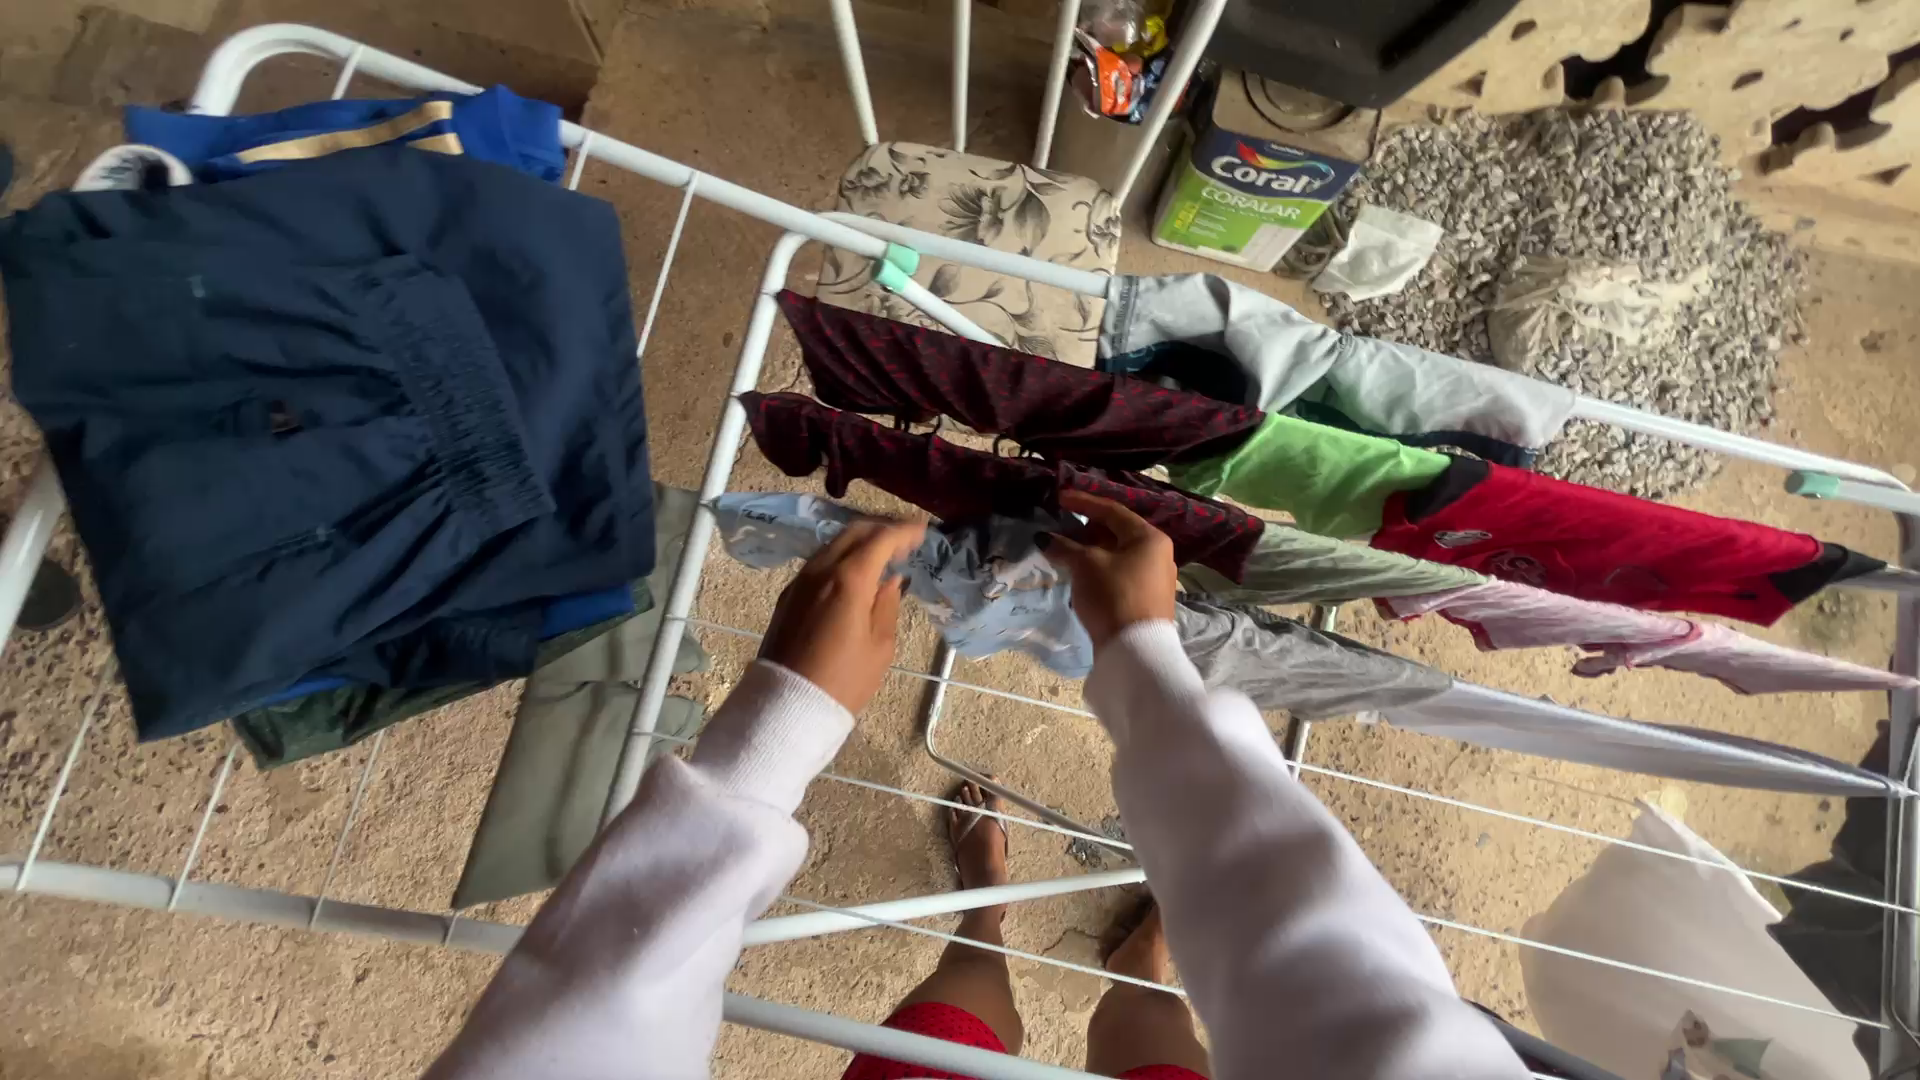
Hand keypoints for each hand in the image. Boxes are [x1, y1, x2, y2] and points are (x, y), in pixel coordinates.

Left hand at [760, 518, 925, 712]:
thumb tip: (890, 580)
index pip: (881, 539)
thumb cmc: (844, 680)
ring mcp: (801, 580)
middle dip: (882, 528)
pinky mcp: (789, 595)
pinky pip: (820, 561)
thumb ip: (887, 604)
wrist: (788, 705)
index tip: (922, 531)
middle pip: (854, 532)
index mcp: (848, 580)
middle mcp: (821, 570)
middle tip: (905, 536)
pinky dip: (842, 555)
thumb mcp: (880, 646)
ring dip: (860, 541)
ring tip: (883, 551)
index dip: (904, 531)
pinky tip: (855, 570)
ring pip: (833, 544)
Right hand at [1044, 490, 1177, 650]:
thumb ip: (1064, 546)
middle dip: (1086, 530)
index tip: (1060, 498)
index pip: (1113, 511)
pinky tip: (1082, 575)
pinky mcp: (1148, 599)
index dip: (1083, 503)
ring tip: (1067, 553)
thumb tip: (1044, 538)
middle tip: (1062, 531)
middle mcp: (1158, 553)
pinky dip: (1100, 568)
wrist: (1135, 649)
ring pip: (1118, 554)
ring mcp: (1156, 578)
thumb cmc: (1112, 595)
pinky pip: (1121, 573)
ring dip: (1091, 551)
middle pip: (1117, 532)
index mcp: (1149, 537)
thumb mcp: (1085, 565)